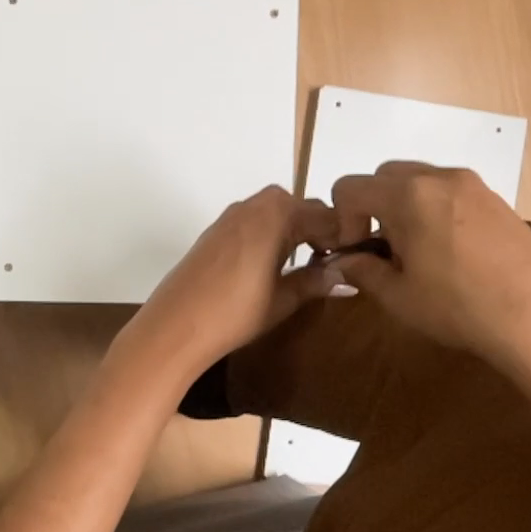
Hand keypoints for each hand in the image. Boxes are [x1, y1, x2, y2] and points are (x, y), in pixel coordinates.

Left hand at [117, 186, 339, 383]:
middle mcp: (254, 205)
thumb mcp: (283, 299)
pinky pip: (252, 223)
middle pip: (300, 208)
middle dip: (318, 230)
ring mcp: (229, 217)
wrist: (175, 326)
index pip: (326, 216)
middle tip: (329, 263)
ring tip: (302, 266)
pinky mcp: (213, 232)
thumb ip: (316, 281)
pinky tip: (269, 267)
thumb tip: (348, 277)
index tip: (355, 260)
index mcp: (277, 214)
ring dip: (292, 232)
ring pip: (274, 213)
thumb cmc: (235, 313)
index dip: (344, 237)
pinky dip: (268, 236)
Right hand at [329, 163, 530, 389]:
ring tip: (414, 254)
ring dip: (402, 208)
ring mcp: (473, 185)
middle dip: (371, 208)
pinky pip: (448, 193)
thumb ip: (363, 271)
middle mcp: (440, 178)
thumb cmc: (459, 306)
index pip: (350, 187)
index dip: (341, 220)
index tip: (355, 254)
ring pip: (419, 181)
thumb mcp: (398, 296)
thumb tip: (345, 261)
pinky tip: (445, 254)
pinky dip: (431, 211)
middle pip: (385, 176)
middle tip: (381, 251)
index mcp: (408, 195)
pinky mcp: (496, 200)